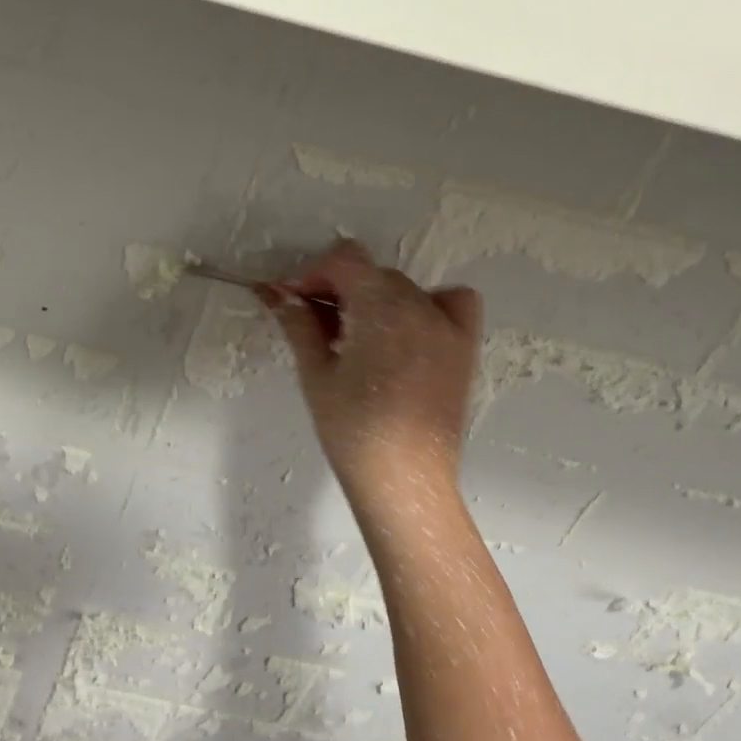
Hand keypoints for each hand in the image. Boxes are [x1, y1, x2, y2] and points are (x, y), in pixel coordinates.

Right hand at [259, 240, 482, 484]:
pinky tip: (404, 330)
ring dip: (373, 297)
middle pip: (372, 273)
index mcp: (381, 309)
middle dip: (338, 288)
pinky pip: (452, 302)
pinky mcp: (464, 348)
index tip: (291, 300)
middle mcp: (420, 307)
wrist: (403, 479)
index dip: (312, 273)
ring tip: (352, 334)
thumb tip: (276, 292)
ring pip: (403, 288)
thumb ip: (298, 323)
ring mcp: (448, 326)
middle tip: (312, 322)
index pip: (345, 260)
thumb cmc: (351, 429)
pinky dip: (426, 304)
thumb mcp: (315, 373)